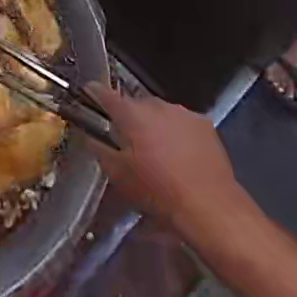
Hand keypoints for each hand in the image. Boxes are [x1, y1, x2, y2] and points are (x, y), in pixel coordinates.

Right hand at [86, 83, 244, 233]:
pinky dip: (177, 133)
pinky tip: (180, 155)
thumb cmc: (158, 192)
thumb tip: (90, 136)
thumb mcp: (120, 176)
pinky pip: (182, 122)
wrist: (208, 204)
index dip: (94, 92)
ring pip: (160, 113)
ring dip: (155, 125)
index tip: (88, 93)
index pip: (106, 95)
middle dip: (130, 118)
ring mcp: (183, 111)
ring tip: (157, 152)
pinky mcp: (203, 122)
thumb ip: (100, 151)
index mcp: (133, 115)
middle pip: (136, 104)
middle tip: (128, 141)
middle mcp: (158, 105)